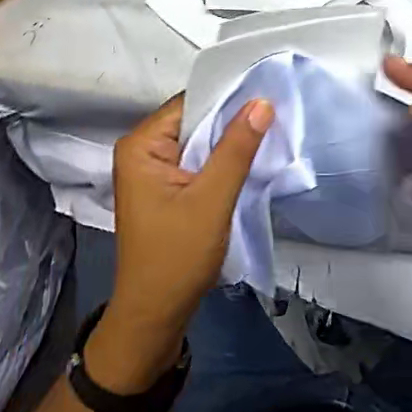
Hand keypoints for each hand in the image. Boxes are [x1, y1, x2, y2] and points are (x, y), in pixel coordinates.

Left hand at [86, 95, 273, 392]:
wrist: (155, 315)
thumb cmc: (177, 257)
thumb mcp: (212, 200)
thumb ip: (236, 149)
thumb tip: (261, 102)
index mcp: (140, 144)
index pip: (187, 104)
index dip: (225, 100)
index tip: (265, 97)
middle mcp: (139, 149)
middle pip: (191, 121)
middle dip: (228, 122)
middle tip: (272, 117)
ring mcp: (149, 170)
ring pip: (195, 142)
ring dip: (225, 144)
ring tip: (265, 136)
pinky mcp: (161, 188)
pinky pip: (193, 161)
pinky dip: (216, 163)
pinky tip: (244, 163)